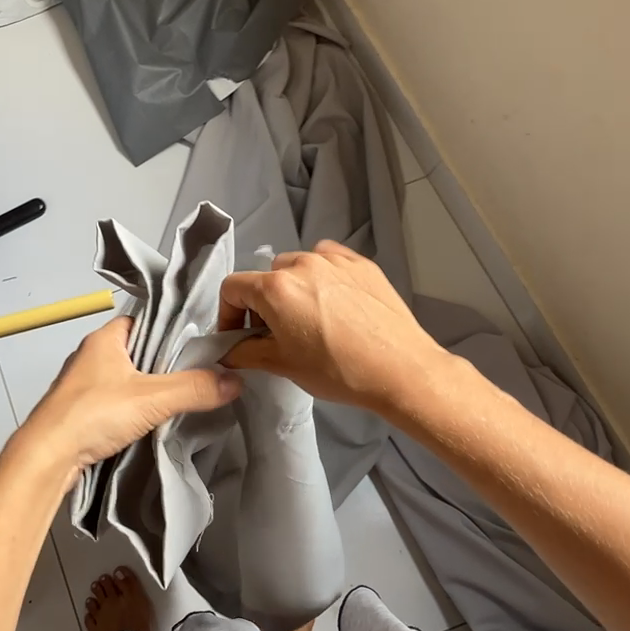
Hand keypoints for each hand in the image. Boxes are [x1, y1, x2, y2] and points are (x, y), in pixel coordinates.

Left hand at [13, 316, 242, 491]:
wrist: (47, 455)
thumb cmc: (93, 413)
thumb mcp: (152, 398)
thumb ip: (194, 388)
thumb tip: (234, 380)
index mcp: (104, 338)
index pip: (142, 322)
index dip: (168, 330)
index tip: (196, 344)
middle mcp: (90, 355)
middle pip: (135, 351)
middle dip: (162, 363)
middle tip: (195, 375)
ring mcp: (81, 384)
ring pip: (123, 378)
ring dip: (146, 388)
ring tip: (178, 399)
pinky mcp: (78, 411)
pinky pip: (112, 401)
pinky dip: (130, 408)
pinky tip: (148, 421)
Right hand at [218, 240, 466, 415]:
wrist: (403, 371)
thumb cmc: (337, 371)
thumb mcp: (282, 366)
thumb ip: (245, 353)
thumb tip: (226, 352)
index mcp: (275, 288)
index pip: (232, 288)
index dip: (228, 314)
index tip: (239, 336)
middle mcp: (301, 264)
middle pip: (265, 277)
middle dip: (263, 303)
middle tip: (277, 333)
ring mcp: (334, 260)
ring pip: (297, 265)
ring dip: (293, 287)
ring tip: (309, 317)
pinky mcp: (362, 264)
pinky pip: (329, 259)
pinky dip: (322, 274)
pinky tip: (334, 300)